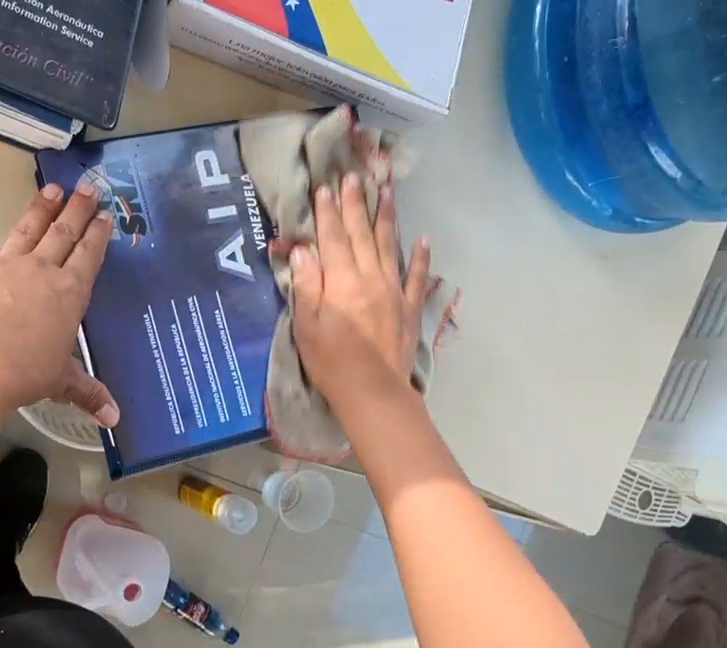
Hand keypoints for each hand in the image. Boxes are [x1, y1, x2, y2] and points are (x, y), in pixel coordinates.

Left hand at [0, 181, 119, 425]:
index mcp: (69, 293)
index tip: (105, 215)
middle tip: (89, 187)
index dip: (98, 235)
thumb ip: (88, 393)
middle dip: (78, 209)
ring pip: (26, 230)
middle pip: (62, 232)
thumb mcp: (61, 382)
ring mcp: (2, 266)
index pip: (88, 256)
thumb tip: (114, 420)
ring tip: (51, 189)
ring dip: (40, 209)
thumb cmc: (26, 374)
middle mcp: (39, 271)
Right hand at [285, 173, 431, 410]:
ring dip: (387, 217)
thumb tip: (304, 249)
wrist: (372, 391)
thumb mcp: (306, 326)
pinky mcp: (408, 309)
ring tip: (387, 190)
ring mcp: (393, 292)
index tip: (326, 187)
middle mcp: (370, 278)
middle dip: (356, 204)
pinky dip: (419, 257)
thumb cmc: (331, 362)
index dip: (328, 212)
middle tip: (355, 176)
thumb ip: (306, 285)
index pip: (332, 239)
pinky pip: (416, 277)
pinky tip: (422, 240)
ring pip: (389, 246)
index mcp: (341, 282)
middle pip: (361, 234)